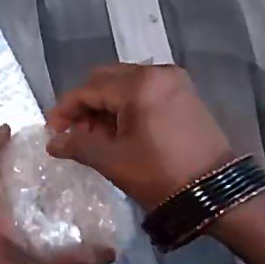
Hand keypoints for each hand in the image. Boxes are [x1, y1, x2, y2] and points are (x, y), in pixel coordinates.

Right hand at [45, 63, 236, 209]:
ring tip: (93, 138)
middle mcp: (157, 73)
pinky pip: (144, 93)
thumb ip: (78, 146)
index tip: (51, 131)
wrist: (213, 190)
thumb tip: (53, 142)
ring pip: (124, 86)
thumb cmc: (158, 174)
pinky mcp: (183, 95)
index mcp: (139, 85)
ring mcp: (174, 82)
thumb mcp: (112, 161)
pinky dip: (125, 108)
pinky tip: (117, 133)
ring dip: (104, 108)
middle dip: (84, 106)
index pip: (89, 89)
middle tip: (72, 135)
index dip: (65, 109)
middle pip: (106, 80)